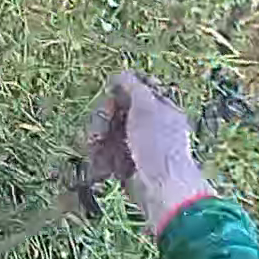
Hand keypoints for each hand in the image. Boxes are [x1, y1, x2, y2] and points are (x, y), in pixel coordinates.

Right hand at [88, 71, 213, 233]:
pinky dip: (99, 154)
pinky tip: (102, 162)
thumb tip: (121, 72)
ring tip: (98, 146)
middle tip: (104, 126)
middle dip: (103, 117)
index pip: (137, 89)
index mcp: (161, 108)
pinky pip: (102, 150)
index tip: (112, 92)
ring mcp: (134, 142)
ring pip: (104, 129)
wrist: (160, 186)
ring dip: (97, 137)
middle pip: (114, 109)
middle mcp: (148, 123)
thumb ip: (134, 88)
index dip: (121, 89)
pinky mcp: (122, 160)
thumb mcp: (147, 108)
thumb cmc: (158, 145)